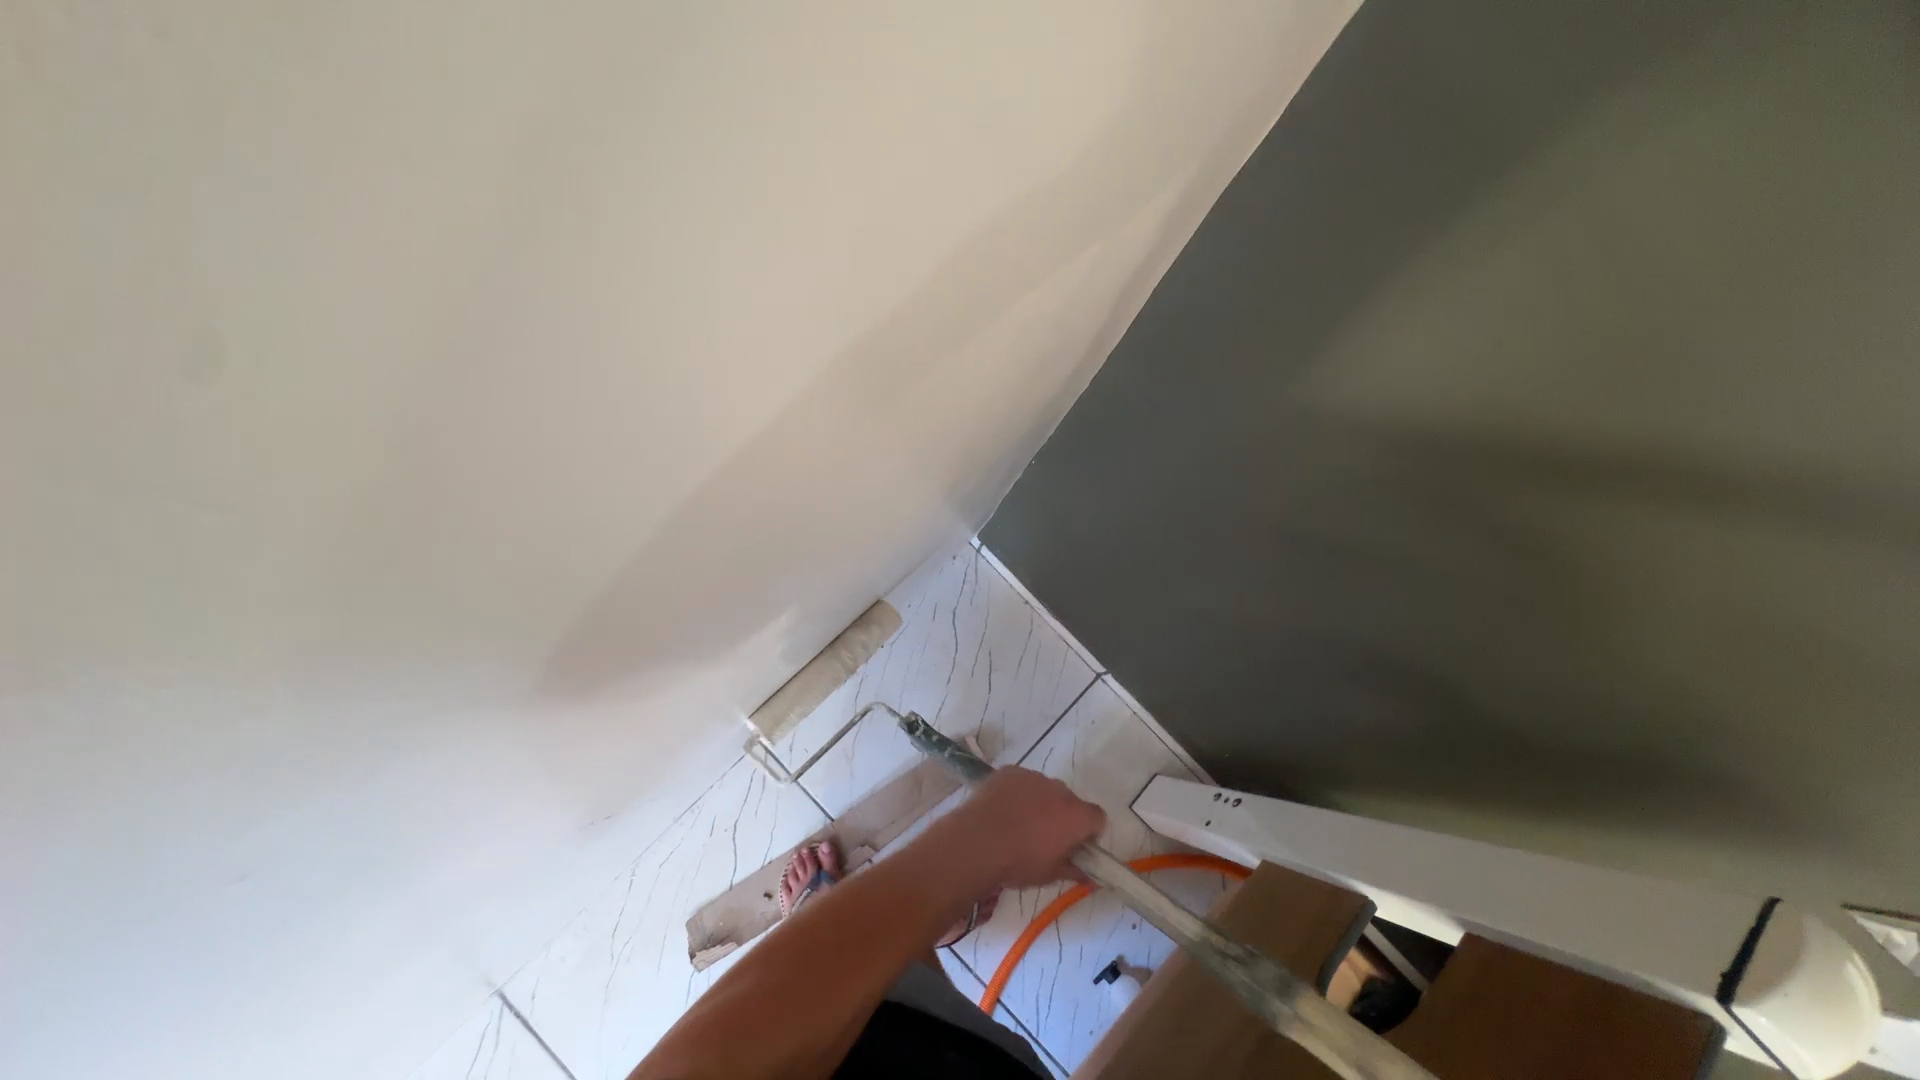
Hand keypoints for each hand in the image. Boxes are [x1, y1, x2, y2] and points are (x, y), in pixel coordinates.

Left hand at [934, 767, 1105, 890]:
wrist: (976, 842)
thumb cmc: (1018, 862)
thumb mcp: (1049, 875)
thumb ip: (1074, 871)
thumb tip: (1091, 877)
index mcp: (1076, 816)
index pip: (1097, 818)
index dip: (1088, 832)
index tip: (1074, 846)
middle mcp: (1060, 790)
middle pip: (1070, 802)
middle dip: (1062, 817)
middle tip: (1043, 837)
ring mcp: (1034, 776)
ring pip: (1044, 789)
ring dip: (1039, 803)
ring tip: (1017, 823)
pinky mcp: (1010, 771)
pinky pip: (1021, 781)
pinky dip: (1017, 793)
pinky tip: (1002, 809)